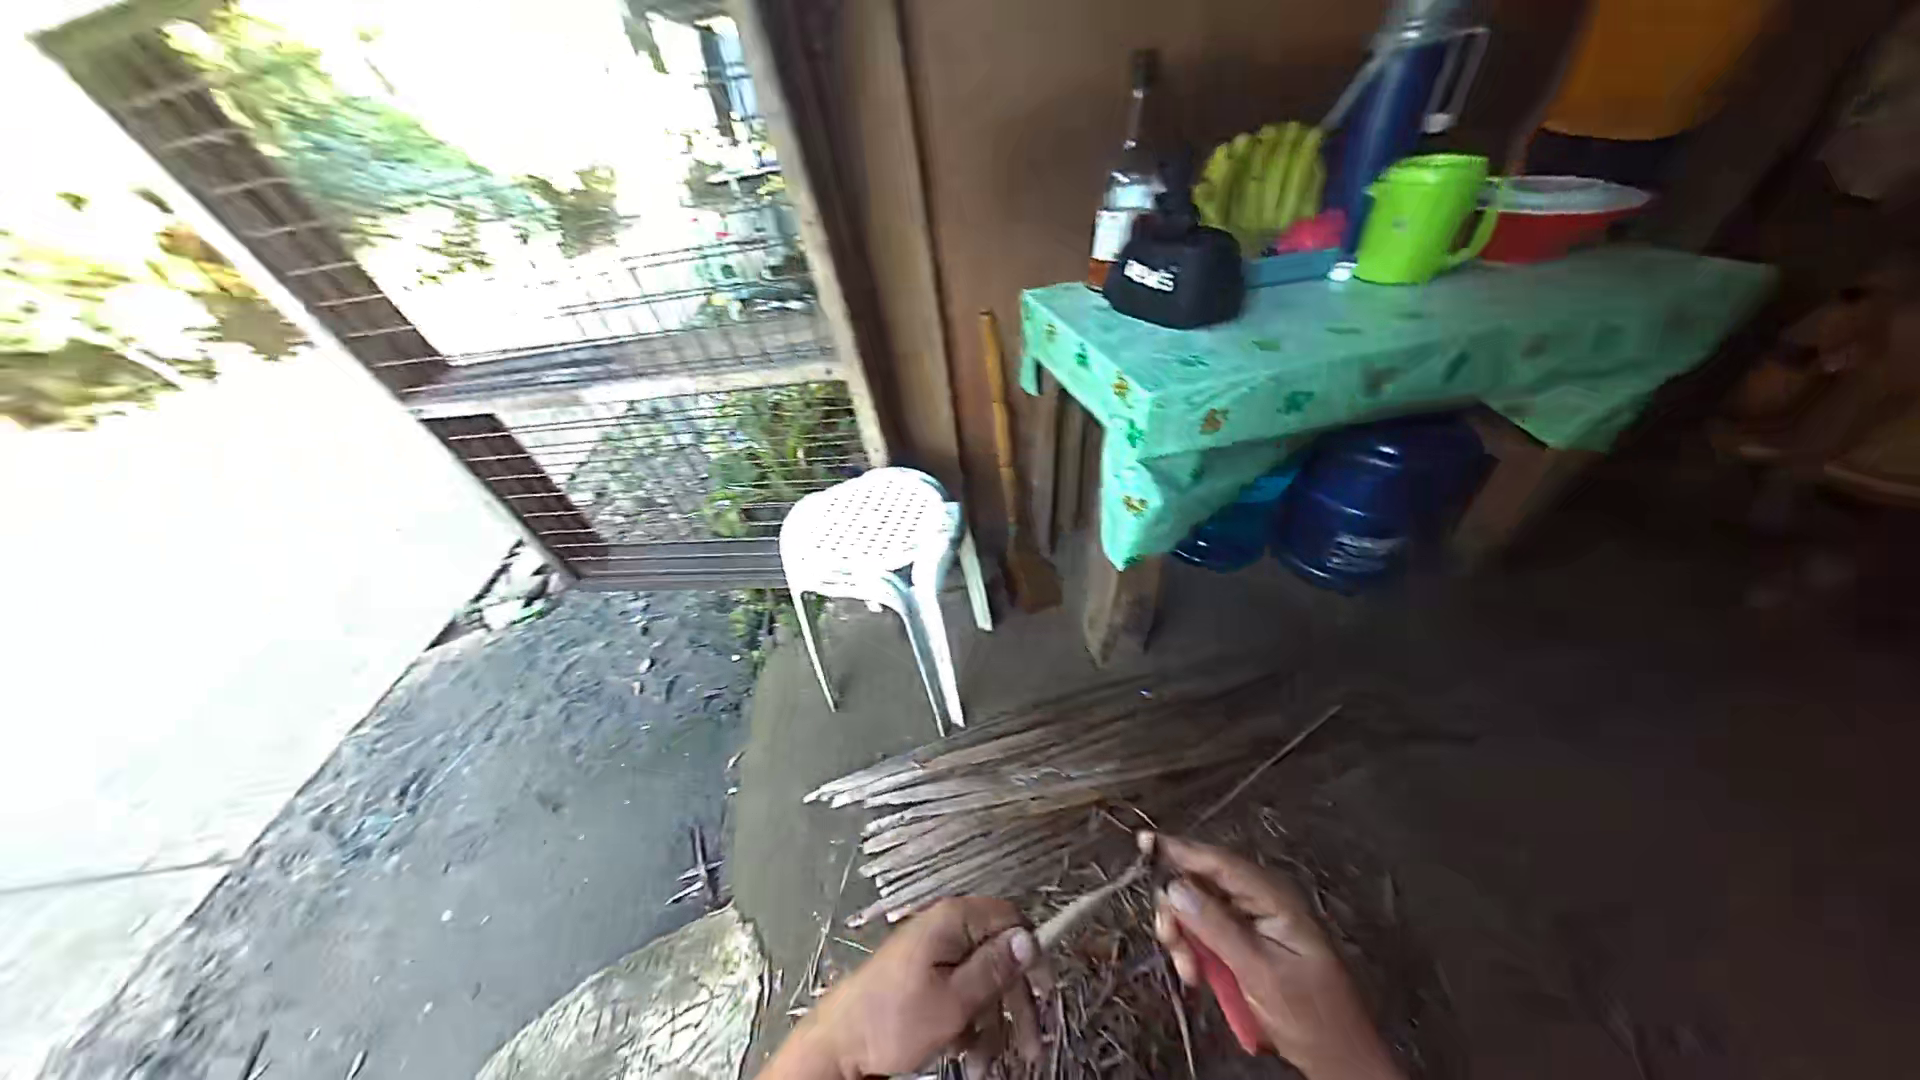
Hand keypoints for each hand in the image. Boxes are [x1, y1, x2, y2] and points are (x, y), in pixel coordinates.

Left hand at [772, 896, 1043, 1079]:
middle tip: (1029, 1044)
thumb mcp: (954, 1001)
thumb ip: (994, 968)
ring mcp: (934, 951)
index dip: (1031, 954)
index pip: (1009, 918)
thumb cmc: (894, 1020)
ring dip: (993, 1021)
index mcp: (953, 919)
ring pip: (981, 979)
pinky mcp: (925, 975)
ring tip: (987, 1061)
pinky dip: (970, 1022)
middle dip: (1015, 1002)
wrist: (840, 1045)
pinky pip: (961, 991)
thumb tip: (1028, 939)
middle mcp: (945, 927)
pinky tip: (969, 1053)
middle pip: (998, 953)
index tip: (1045, 994)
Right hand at [1150, 833, 1402, 1079]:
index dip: (1178, 849)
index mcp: (1272, 896)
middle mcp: (1260, 900)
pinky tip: (1196, 975)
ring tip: (1189, 971)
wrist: (1344, 1066)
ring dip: (1184, 937)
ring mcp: (1253, 922)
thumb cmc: (1311, 1017)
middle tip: (1169, 941)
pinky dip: (1195, 951)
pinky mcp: (1246, 944)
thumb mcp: (1260, 972)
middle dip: (1179, 910)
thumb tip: (1173, 886)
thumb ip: (1215, 926)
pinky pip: (1207, 933)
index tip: (1143, 842)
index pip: (1217, 861)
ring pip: (1198, 909)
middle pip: (1201, 884)